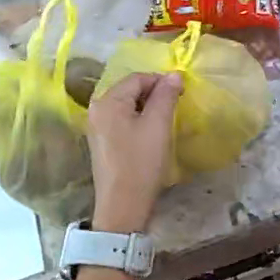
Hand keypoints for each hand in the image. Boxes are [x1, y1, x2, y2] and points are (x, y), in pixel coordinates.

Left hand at [86, 71, 182, 231]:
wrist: (123, 205)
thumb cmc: (142, 162)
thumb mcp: (158, 125)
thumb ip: (166, 96)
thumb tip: (174, 74)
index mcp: (108, 101)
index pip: (138, 78)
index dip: (161, 81)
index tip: (182, 93)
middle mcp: (97, 109)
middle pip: (130, 90)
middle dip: (154, 94)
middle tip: (176, 106)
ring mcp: (97, 127)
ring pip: (127, 106)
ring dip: (148, 108)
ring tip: (167, 120)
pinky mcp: (102, 142)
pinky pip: (122, 120)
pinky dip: (139, 120)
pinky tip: (152, 133)